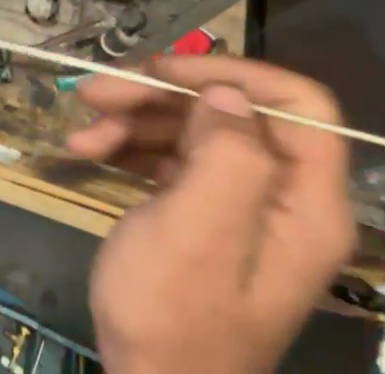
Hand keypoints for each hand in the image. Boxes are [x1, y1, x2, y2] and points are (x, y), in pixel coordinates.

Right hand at [66, 56, 355, 373]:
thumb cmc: (174, 314)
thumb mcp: (197, 232)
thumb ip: (226, 155)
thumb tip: (224, 93)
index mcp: (305, 202)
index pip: (299, 105)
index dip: (233, 73)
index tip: (163, 71)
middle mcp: (280, 196)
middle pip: (231, 110)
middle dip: (159, 93)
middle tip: (94, 92)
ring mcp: (238, 205)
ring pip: (193, 128)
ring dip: (132, 118)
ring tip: (79, 129)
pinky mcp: (200, 213)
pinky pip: (170, 157)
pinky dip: (127, 145)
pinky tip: (84, 150)